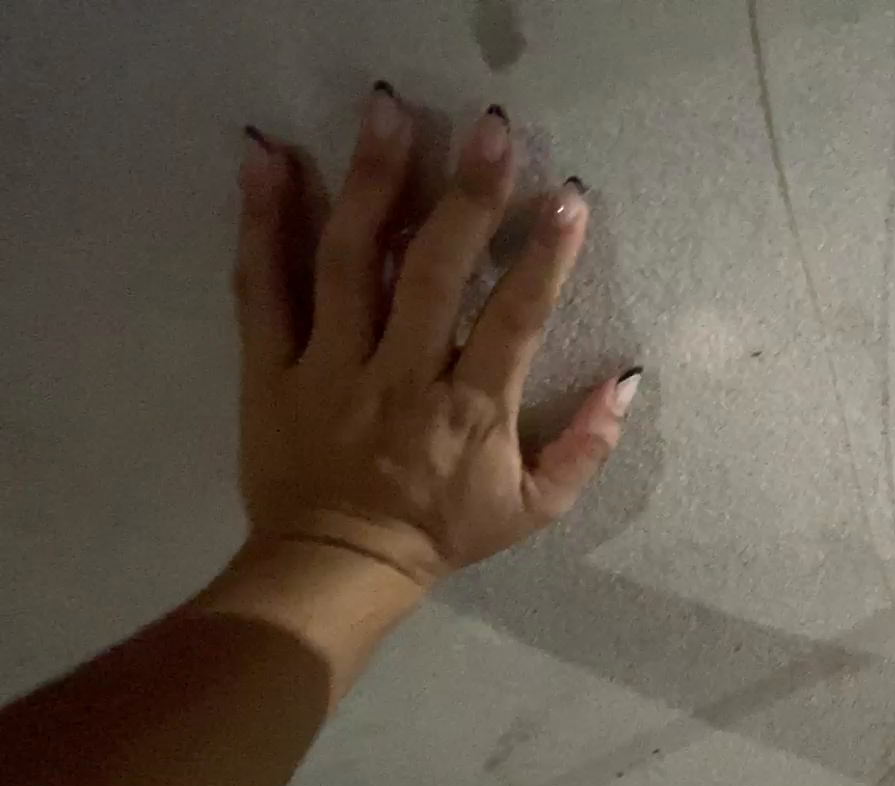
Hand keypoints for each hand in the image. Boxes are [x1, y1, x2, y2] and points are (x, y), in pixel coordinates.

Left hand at [233, 86, 636, 587]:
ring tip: (389, 111)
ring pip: (349, 261)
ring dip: (372, 181)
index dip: (546, 255)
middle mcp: (404, 374)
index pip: (516, 318)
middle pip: (435, 271)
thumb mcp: (540, 506)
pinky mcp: (270, 363)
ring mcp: (331, 363)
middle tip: (490, 129)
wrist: (340, 561)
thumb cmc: (451, 529)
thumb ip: (588, 446)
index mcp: (473, 409)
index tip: (568, 198)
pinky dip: (263, 216)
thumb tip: (627, 381)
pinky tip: (271, 154)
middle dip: (469, 196)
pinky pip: (262, 282)